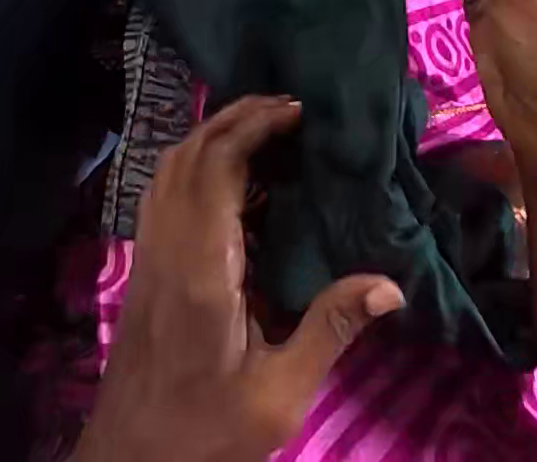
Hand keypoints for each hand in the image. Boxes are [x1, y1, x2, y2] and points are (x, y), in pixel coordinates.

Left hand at [76, 95, 405, 461]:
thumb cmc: (205, 430)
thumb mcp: (279, 393)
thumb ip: (330, 328)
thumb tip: (390, 285)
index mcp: (203, 261)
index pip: (220, 163)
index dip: (256, 124)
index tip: (297, 111)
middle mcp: (169, 238)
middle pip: (194, 148)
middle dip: (238, 115)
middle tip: (287, 106)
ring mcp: (150, 244)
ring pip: (173, 161)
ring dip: (214, 130)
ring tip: (262, 125)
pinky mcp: (146, 256)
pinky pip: (166, 184)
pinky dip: (196, 156)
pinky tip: (226, 169)